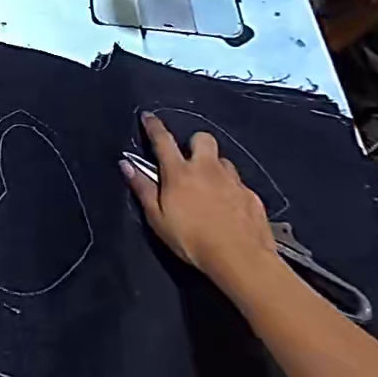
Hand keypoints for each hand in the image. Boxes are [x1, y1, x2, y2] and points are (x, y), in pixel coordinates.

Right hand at [121, 113, 284, 288]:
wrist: (241, 259)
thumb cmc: (192, 240)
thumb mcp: (157, 218)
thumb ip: (142, 189)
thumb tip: (126, 165)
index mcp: (180, 173)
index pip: (163, 140)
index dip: (153, 126)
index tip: (148, 117)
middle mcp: (207, 169)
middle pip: (202, 138)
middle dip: (194, 143)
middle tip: (188, 160)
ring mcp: (233, 180)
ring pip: (222, 161)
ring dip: (213, 168)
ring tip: (207, 188)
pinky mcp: (251, 195)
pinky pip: (238, 183)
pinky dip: (229, 189)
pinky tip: (226, 208)